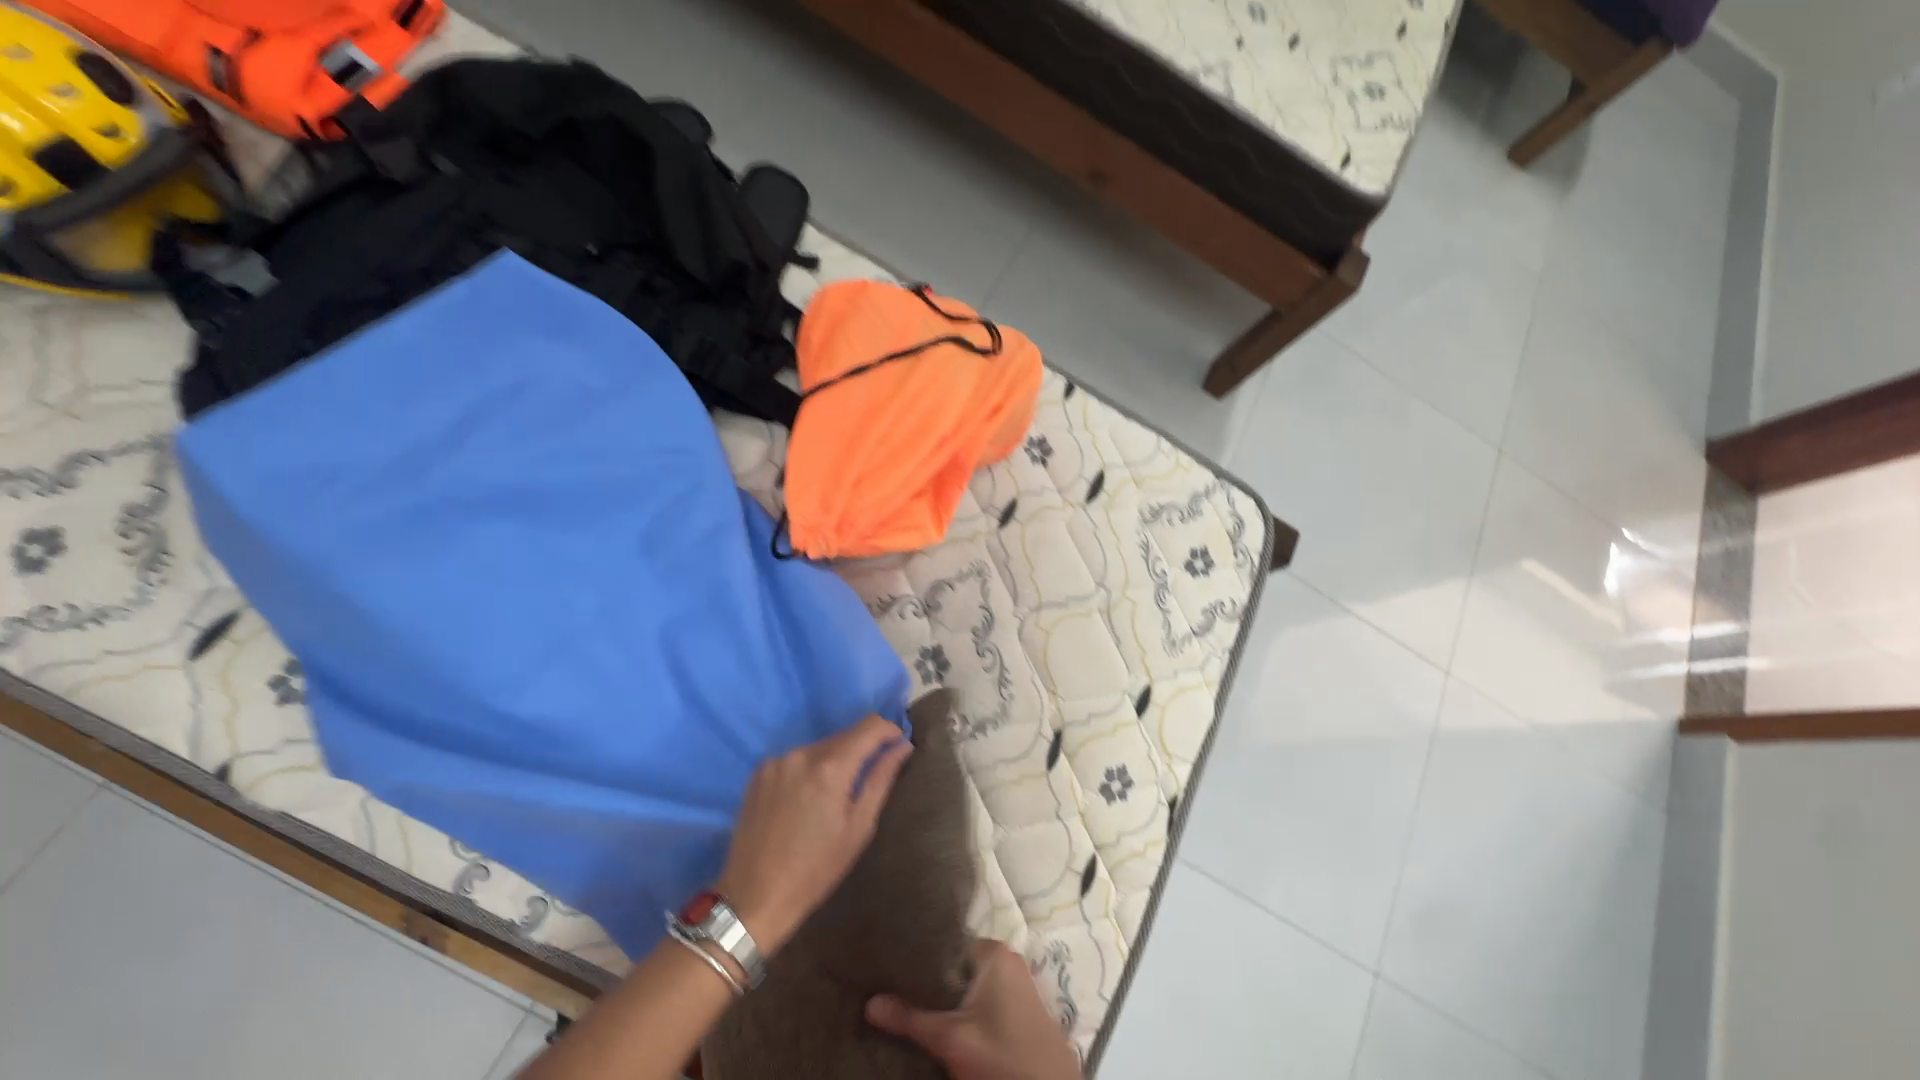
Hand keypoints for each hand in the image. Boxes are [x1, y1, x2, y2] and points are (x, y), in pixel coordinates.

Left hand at [715, 714, 911, 953]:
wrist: (754, 895)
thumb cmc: (816, 869)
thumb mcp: (859, 827)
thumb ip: (881, 779)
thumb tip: (901, 746)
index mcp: (830, 767)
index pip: (869, 726)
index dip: (889, 731)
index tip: (898, 746)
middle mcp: (801, 754)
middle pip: (843, 735)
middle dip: (861, 750)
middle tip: (867, 780)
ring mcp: (776, 761)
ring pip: (819, 748)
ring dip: (834, 761)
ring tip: (833, 797)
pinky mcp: (758, 772)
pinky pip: (795, 760)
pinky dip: (808, 770)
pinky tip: (805, 801)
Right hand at [866, 940, 1082, 1079]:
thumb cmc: (1002, 1058)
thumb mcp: (950, 1039)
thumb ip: (910, 1018)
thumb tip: (869, 1003)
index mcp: (994, 952)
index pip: (943, 943)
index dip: (915, 959)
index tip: (888, 971)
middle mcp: (1008, 960)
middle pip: (954, 965)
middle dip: (927, 981)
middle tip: (892, 991)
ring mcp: (1016, 985)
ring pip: (967, 986)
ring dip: (943, 1000)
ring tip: (907, 1008)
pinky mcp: (1019, 1011)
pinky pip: (981, 1001)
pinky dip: (961, 1011)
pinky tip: (939, 1025)